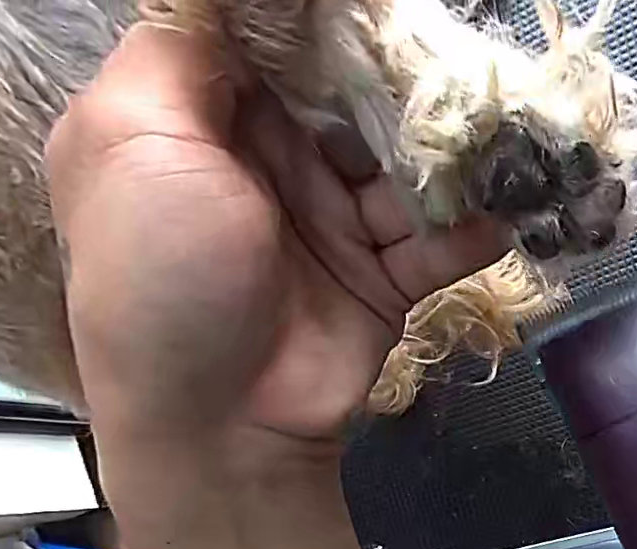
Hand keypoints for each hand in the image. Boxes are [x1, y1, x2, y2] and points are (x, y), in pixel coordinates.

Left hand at [45, 23, 506, 472]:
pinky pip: (433, 249)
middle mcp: (276, 168)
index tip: (365, 9)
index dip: (313, 20)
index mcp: (205, 123)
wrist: (223, 420)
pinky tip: (499, 221)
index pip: (268, 44)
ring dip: (440, 158)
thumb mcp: (136, 141)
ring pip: (400, 172)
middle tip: (444, 66)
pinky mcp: (383, 282)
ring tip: (487, 137)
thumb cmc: (163, 276)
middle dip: (392, 81)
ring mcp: (336, 227)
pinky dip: (467, 235)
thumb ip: (183, 54)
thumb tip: (230, 2)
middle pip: (347, 101)